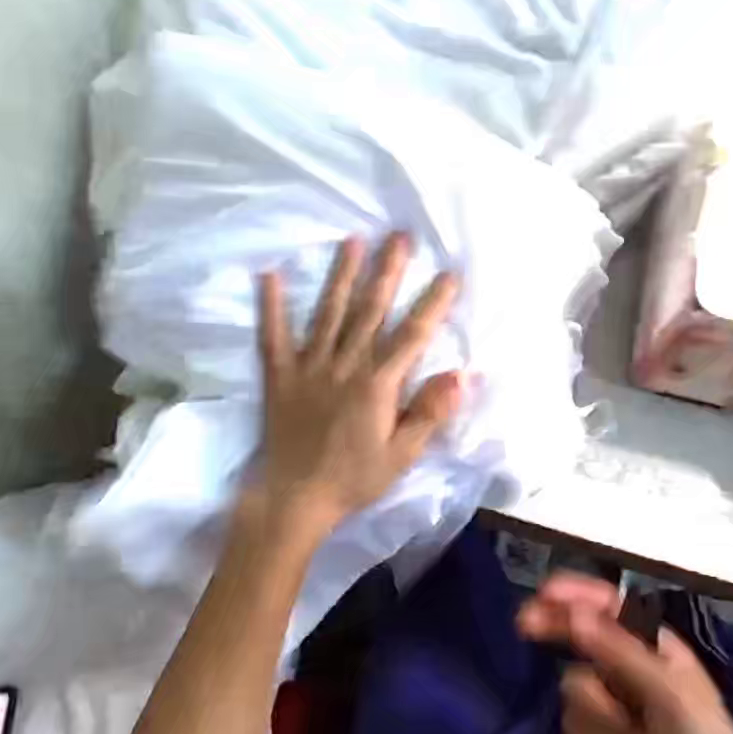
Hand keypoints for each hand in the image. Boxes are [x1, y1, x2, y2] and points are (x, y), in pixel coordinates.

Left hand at [251, 232, 462, 536]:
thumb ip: (429, 413)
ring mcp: (308, 367)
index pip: (411, 335)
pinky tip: (269, 273)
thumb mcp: (401, 456)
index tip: (449, 273)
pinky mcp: (280, 376)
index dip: (432, 303)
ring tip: (353, 240)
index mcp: (377, 385)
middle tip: (399, 235)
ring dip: (341, 275)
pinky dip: (271, 305)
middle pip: (369, 311)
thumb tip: (462, 374)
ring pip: (328, 313)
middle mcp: (343, 366)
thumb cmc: (353, 479)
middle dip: (387, 271)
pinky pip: (273, 335)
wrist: (295, 497)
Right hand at [516, 574, 732, 733]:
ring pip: (575, 686)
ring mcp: (615, 709)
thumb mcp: (672, 698)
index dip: (578, 595)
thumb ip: (618, 652)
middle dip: (557, 631)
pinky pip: (575, 724)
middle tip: (524, 624)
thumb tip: (572, 612)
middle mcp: (632, 671)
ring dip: (600, 717)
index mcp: (660, 650)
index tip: (544, 592)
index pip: (612, 608)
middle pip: (582, 637)